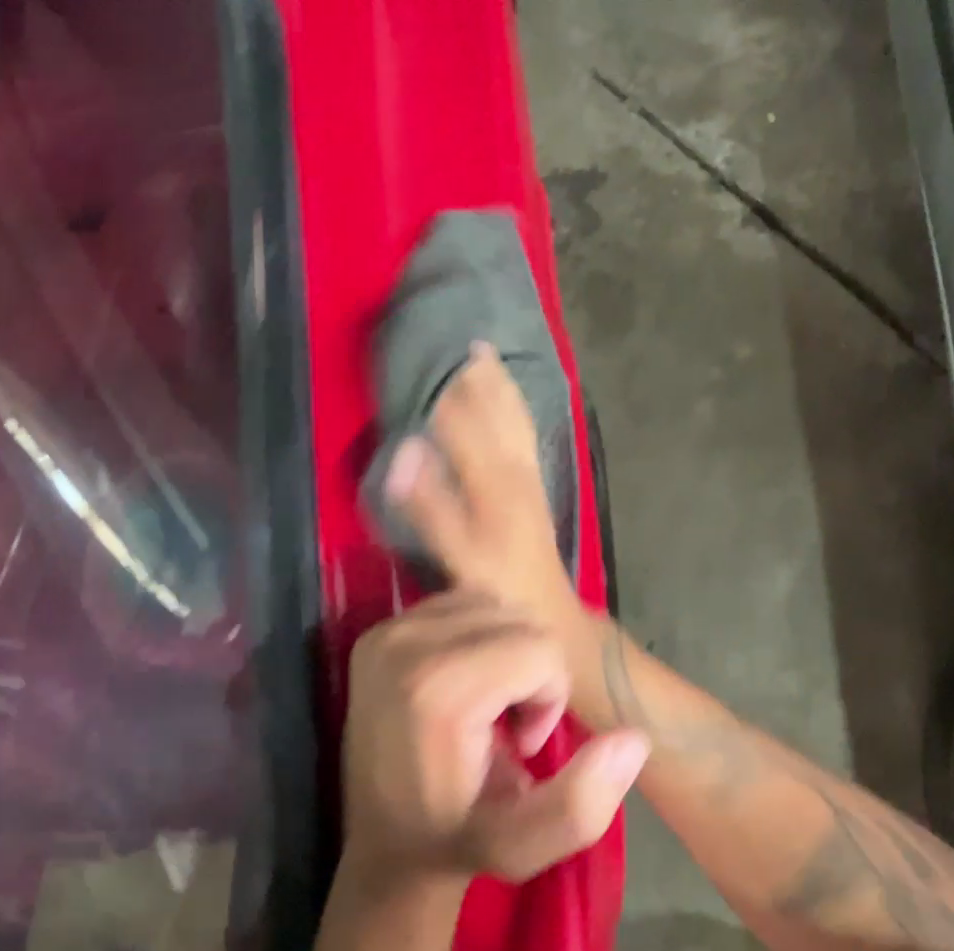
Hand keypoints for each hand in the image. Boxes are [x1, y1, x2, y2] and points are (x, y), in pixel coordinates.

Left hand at [343, 590, 649, 882]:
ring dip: (510, 654)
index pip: (540, 649)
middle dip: (533, 673)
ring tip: (486, 710)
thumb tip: (633, 738)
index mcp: (435, 691)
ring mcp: (387, 632)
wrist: (384, 843)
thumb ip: (582, 804)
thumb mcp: (525, 847)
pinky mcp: (380, 628)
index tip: (522, 745)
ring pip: (495, 607)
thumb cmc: (458, 842)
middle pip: (520, 621)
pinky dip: (483, 639)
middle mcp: (404, 646)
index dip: (550, 696)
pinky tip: (467, 687)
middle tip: (507, 730)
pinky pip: (463, 605)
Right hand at [386, 343, 586, 640]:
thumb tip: (403, 448)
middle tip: (448, 334)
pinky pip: (523, 430)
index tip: (417, 352)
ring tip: (481, 350)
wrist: (551, 613)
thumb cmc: (498, 589)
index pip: (462, 417)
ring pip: (513, 415)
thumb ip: (429, 503)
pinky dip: (513, 405)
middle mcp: (515, 468)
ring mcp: (529, 475)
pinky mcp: (535, 486)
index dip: (440, 385)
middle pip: (493, 408)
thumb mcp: (458, 552)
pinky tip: (508, 399)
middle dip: (471, 372)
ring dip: (497, 382)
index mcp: (493, 479)